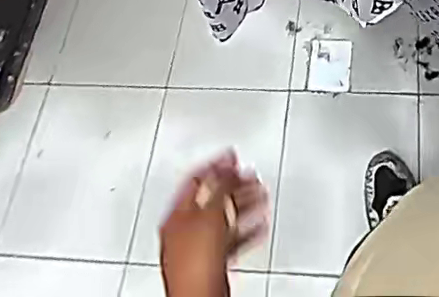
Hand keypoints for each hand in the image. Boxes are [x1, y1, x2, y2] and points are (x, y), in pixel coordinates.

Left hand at [159, 152, 269, 296]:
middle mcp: (184, 229)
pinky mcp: (210, 262)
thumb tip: (228, 168)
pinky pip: (231, 236)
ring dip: (244, 203)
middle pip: (212, 197)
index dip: (216, 164)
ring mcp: (196, 246)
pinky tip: (258, 224)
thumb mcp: (212, 212)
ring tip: (260, 195)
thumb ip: (221, 187)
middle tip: (251, 174)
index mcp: (178, 214)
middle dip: (235, 184)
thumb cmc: (196, 261)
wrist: (200, 295)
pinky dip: (245, 227)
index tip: (232, 155)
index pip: (197, 179)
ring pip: (224, 216)